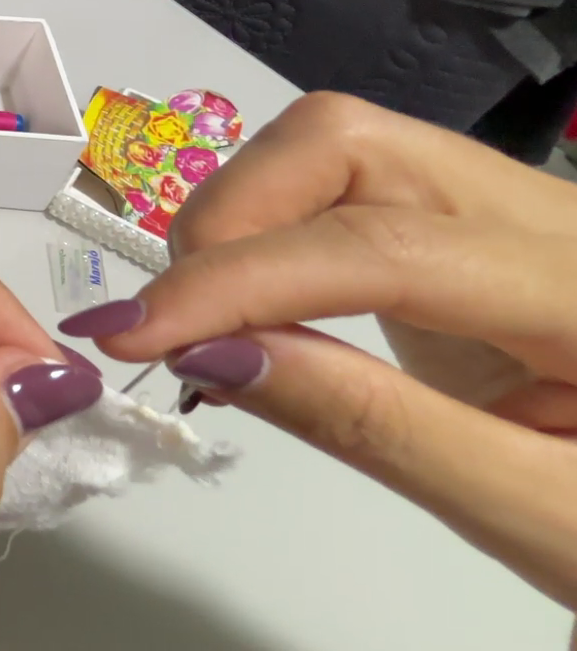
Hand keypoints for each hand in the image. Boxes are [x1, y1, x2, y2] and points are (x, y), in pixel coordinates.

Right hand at [61, 93, 576, 609]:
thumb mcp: (537, 516)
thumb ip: (373, 426)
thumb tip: (207, 354)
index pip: (380, 247)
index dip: (234, 284)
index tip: (125, 336)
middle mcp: (549, 212)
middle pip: (338, 144)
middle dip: (226, 224)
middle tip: (187, 320)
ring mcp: (498, 199)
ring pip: (317, 146)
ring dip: (230, 222)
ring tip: (220, 317)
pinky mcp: (448, 211)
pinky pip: (320, 179)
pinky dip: (252, 229)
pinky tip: (253, 301)